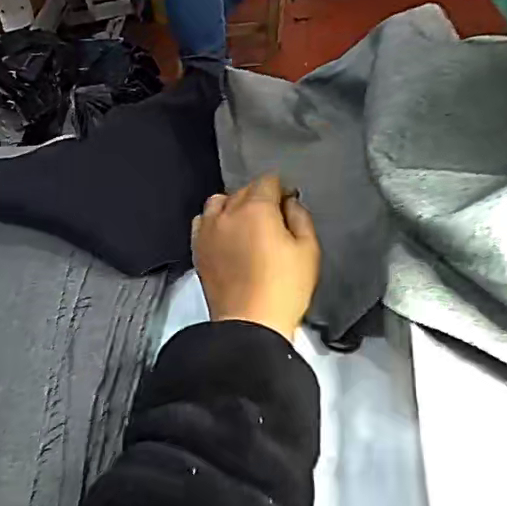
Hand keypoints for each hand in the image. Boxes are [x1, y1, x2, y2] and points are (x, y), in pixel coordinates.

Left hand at [192, 174, 319, 342]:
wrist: (250, 325)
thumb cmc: (282, 291)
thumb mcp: (308, 249)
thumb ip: (300, 216)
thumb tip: (290, 203)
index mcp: (257, 209)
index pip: (268, 181)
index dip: (282, 190)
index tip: (288, 204)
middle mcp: (227, 214)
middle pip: (243, 190)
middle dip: (260, 198)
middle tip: (274, 220)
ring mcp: (208, 232)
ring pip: (218, 203)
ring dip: (234, 207)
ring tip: (247, 226)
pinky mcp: (198, 251)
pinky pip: (202, 224)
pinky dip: (214, 223)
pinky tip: (226, 237)